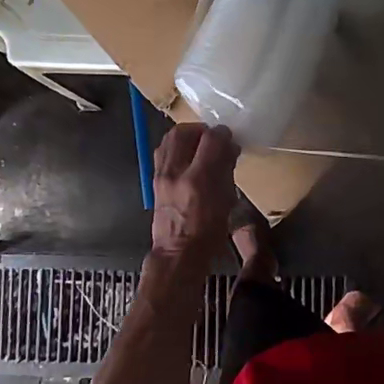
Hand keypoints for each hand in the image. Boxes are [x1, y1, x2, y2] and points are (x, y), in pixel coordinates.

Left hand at [149, 123, 237, 263]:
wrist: (178, 253)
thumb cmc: (208, 233)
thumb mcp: (226, 202)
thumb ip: (227, 171)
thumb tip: (229, 149)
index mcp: (199, 180)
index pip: (211, 139)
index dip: (223, 134)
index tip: (229, 138)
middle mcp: (176, 173)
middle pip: (184, 132)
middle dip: (201, 130)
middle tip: (214, 138)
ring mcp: (161, 175)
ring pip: (169, 138)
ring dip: (187, 135)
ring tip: (200, 144)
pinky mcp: (154, 179)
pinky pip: (163, 151)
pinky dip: (176, 146)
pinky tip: (187, 155)